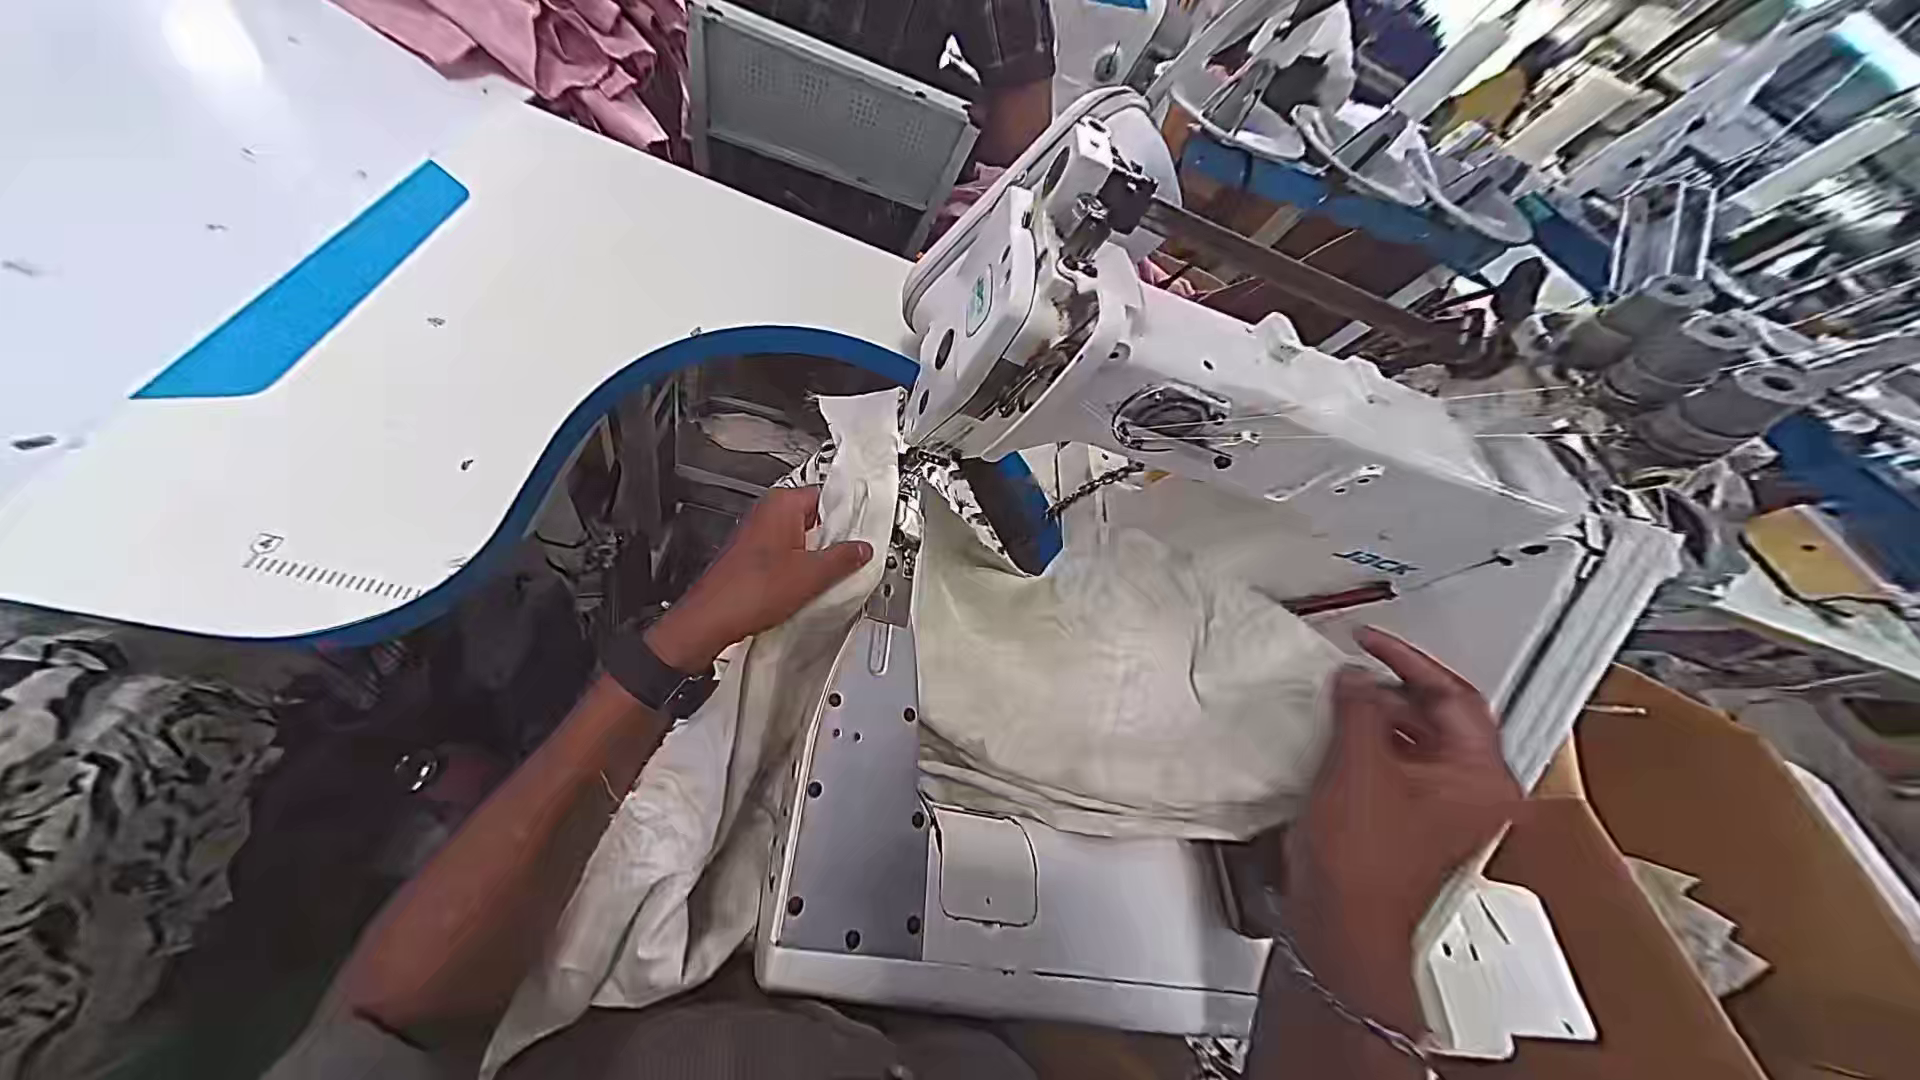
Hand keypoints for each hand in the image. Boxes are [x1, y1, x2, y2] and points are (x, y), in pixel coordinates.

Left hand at [644, 487, 872, 671]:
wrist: (711, 620)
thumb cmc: (747, 592)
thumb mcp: (812, 575)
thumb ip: (844, 558)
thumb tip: (861, 550)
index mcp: (782, 504)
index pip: (829, 496)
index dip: (850, 515)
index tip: (865, 531)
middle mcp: (768, 513)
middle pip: (818, 517)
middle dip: (836, 538)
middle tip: (852, 557)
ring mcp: (761, 534)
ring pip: (805, 538)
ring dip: (820, 555)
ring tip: (829, 574)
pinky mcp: (756, 555)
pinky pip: (791, 553)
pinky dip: (803, 566)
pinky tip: (810, 585)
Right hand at [1289, 627, 1521, 941]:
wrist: (1343, 919)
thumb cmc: (1364, 861)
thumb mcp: (1359, 767)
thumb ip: (1359, 710)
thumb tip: (1356, 677)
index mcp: (1480, 778)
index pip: (1455, 696)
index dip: (1408, 660)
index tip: (1371, 640)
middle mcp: (1470, 789)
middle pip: (1438, 715)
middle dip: (1391, 688)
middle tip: (1352, 669)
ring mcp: (1439, 803)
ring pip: (1413, 736)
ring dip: (1376, 712)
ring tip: (1339, 695)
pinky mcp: (1406, 812)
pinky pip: (1393, 757)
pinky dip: (1366, 737)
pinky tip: (1335, 731)